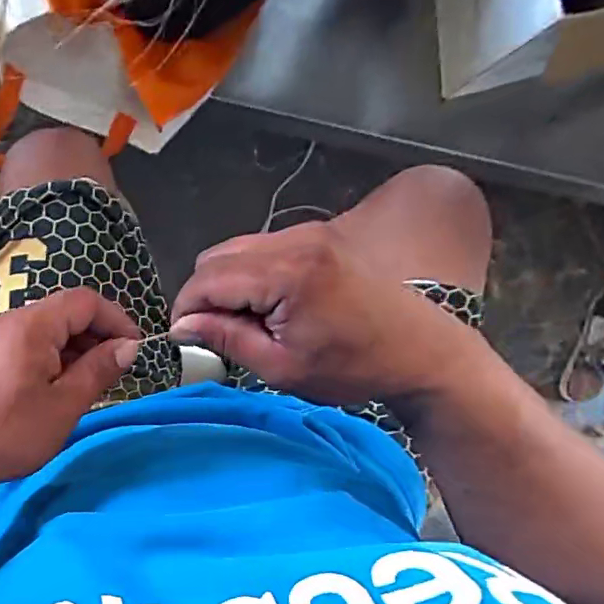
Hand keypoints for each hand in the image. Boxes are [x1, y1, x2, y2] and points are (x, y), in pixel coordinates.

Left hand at [0, 287, 140, 516]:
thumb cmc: (10, 433)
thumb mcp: (64, 405)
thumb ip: (98, 370)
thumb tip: (128, 347)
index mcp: (30, 325)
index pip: (84, 301)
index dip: (116, 320)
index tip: (135, 349)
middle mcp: (9, 321)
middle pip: (64, 313)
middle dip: (96, 336)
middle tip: (116, 371)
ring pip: (47, 331)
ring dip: (75, 351)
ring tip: (91, 385)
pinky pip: (28, 346)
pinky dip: (52, 360)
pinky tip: (60, 389)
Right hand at [169, 222, 496, 407]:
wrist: (423, 352)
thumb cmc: (353, 369)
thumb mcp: (280, 367)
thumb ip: (226, 339)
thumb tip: (180, 327)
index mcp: (288, 273)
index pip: (208, 279)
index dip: (185, 310)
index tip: (183, 341)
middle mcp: (297, 240)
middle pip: (216, 257)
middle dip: (202, 295)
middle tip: (211, 334)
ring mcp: (311, 234)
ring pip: (237, 250)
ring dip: (225, 285)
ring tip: (241, 324)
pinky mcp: (321, 239)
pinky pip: (263, 250)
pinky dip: (249, 276)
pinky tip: (265, 307)